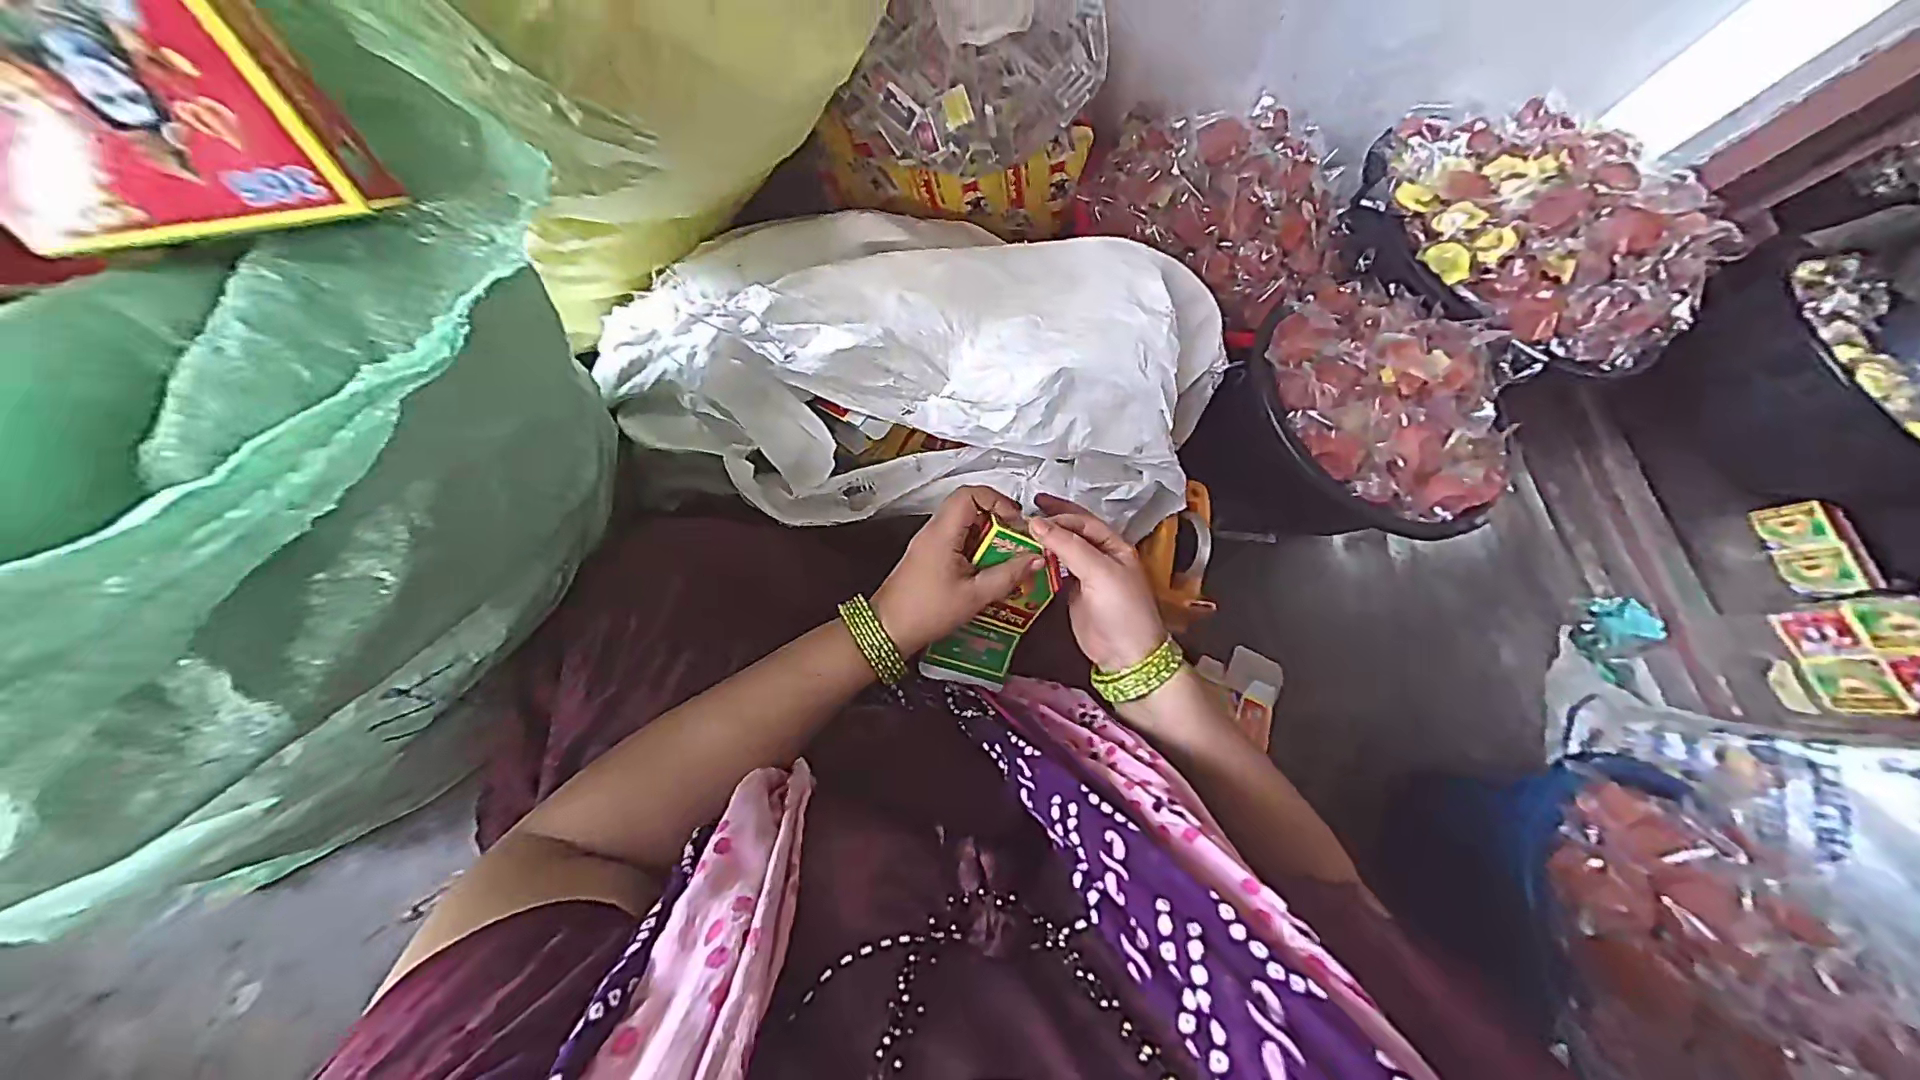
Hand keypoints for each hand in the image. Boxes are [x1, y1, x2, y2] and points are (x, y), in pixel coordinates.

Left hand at [872, 486, 1043, 655]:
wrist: (888, 631)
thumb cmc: (925, 612)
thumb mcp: (975, 595)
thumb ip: (1008, 574)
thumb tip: (1035, 559)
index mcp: (942, 533)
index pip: (970, 494)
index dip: (998, 501)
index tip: (1015, 522)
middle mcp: (933, 532)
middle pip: (970, 507)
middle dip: (998, 521)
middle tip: (1015, 542)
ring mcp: (929, 544)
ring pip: (965, 525)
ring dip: (988, 538)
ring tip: (1005, 560)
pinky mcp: (929, 557)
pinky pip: (957, 542)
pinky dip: (976, 550)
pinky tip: (987, 573)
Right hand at [1027, 494, 1167, 671]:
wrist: (1126, 654)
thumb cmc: (1122, 610)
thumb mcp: (1099, 571)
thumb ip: (1068, 545)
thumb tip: (1037, 523)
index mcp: (1114, 545)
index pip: (1082, 521)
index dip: (1059, 516)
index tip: (1033, 515)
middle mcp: (1101, 556)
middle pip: (1073, 531)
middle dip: (1052, 519)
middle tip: (1026, 508)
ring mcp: (1087, 575)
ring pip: (1063, 549)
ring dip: (1045, 540)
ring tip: (1023, 532)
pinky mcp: (1074, 593)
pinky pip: (1056, 570)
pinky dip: (1043, 561)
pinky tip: (1029, 557)